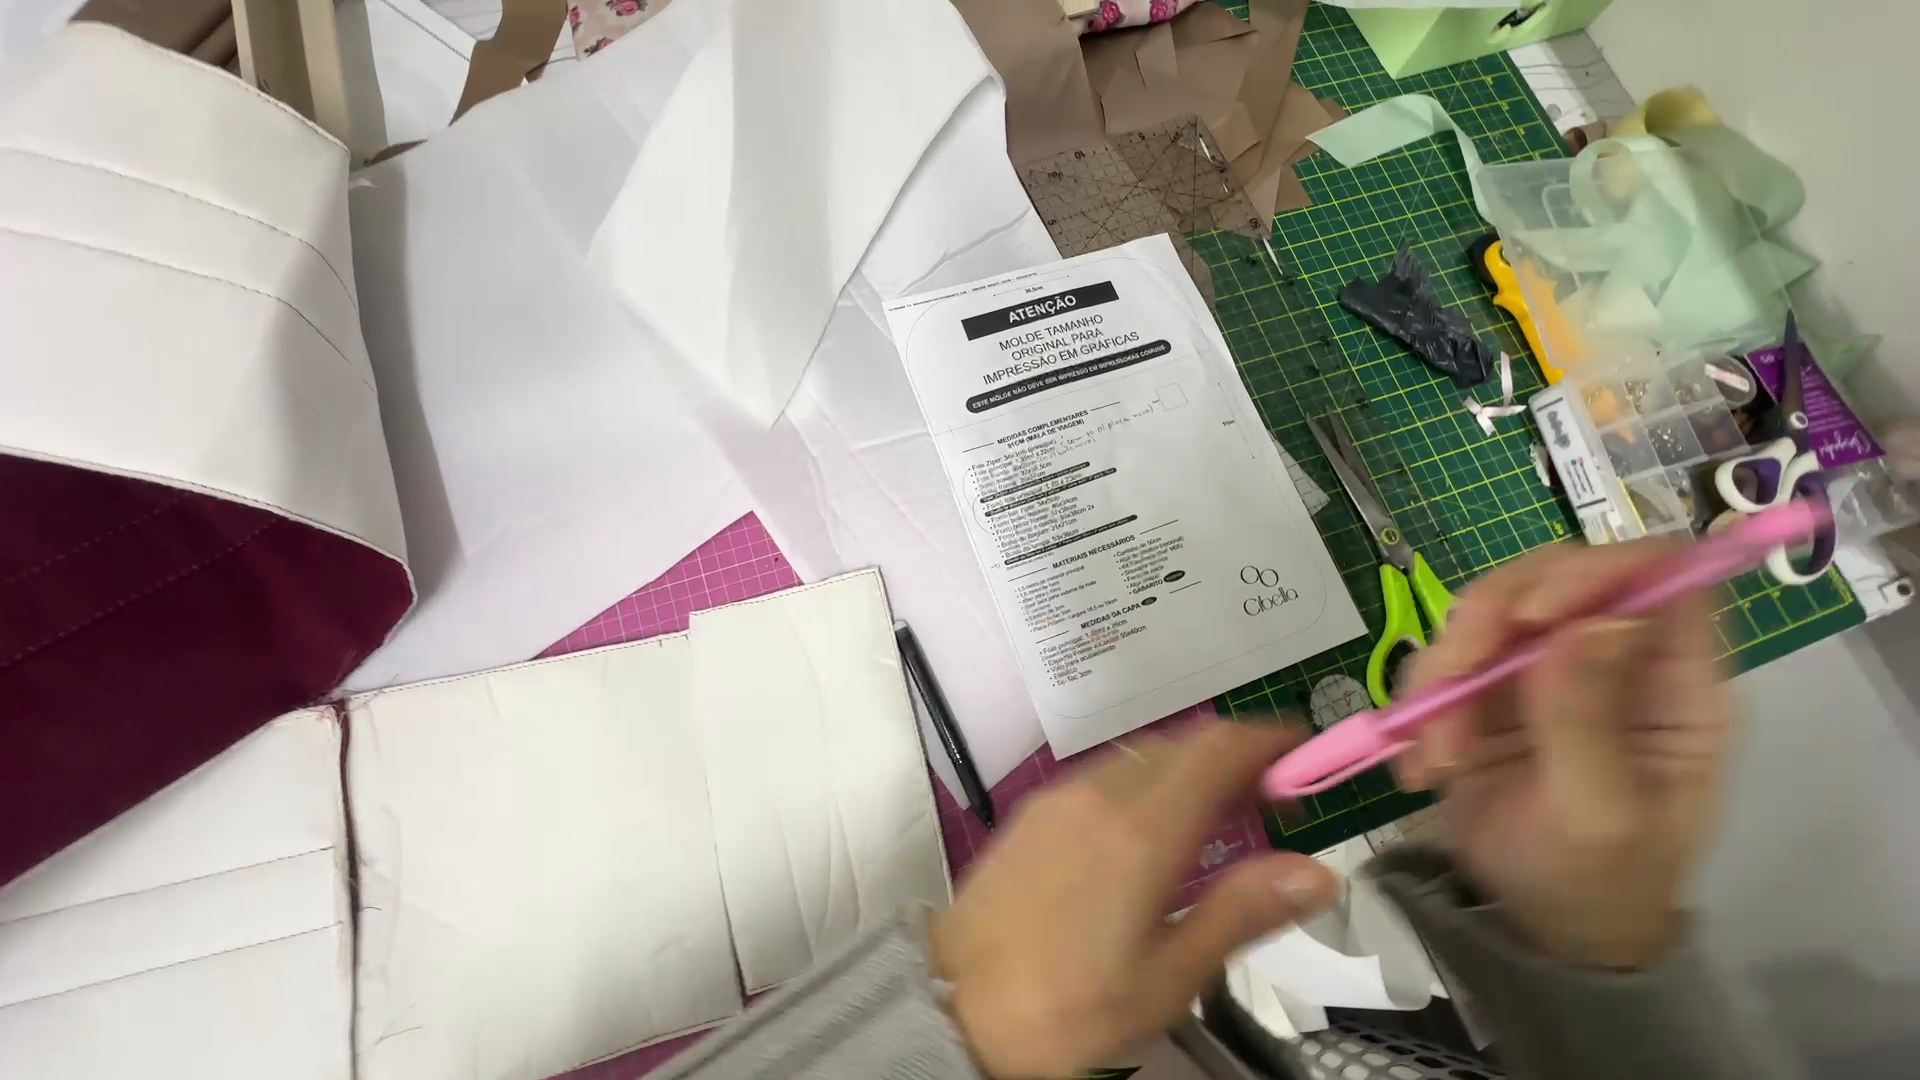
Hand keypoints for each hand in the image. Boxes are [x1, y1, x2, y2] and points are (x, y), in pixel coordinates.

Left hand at [928, 720, 1339, 1078]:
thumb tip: (1315, 872)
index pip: (1217, 749)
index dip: (1266, 737)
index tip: (1302, 750)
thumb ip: (1241, 913)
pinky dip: (1146, 778)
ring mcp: (1060, 796)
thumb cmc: (1067, 1006)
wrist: (952, 999)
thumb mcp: (1166, 977)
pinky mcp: (1034, 808)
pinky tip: (1150, 825)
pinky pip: (1105, 772)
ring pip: (1143, 754)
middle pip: (1182, 744)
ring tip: (1218, 813)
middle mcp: (1099, 794)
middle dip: (1234, 756)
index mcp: (1142, 831)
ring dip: (1189, 766)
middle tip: (1271, 797)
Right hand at [1396, 540, 1731, 969]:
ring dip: (1439, 683)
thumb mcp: (1600, 810)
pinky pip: (1433, 666)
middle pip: (1542, 582)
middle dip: (1483, 627)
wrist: (1533, 922)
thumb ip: (1590, 718)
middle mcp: (1602, 659)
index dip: (1593, 572)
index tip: (1531, 613)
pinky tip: (1422, 769)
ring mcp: (1536, 673)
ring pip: (1474, 621)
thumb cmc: (1595, 879)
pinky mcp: (1478, 692)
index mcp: (1669, 684)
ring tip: (1438, 761)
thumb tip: (1594, 622)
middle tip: (1449, 682)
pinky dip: (1415, 712)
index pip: (1653, 579)